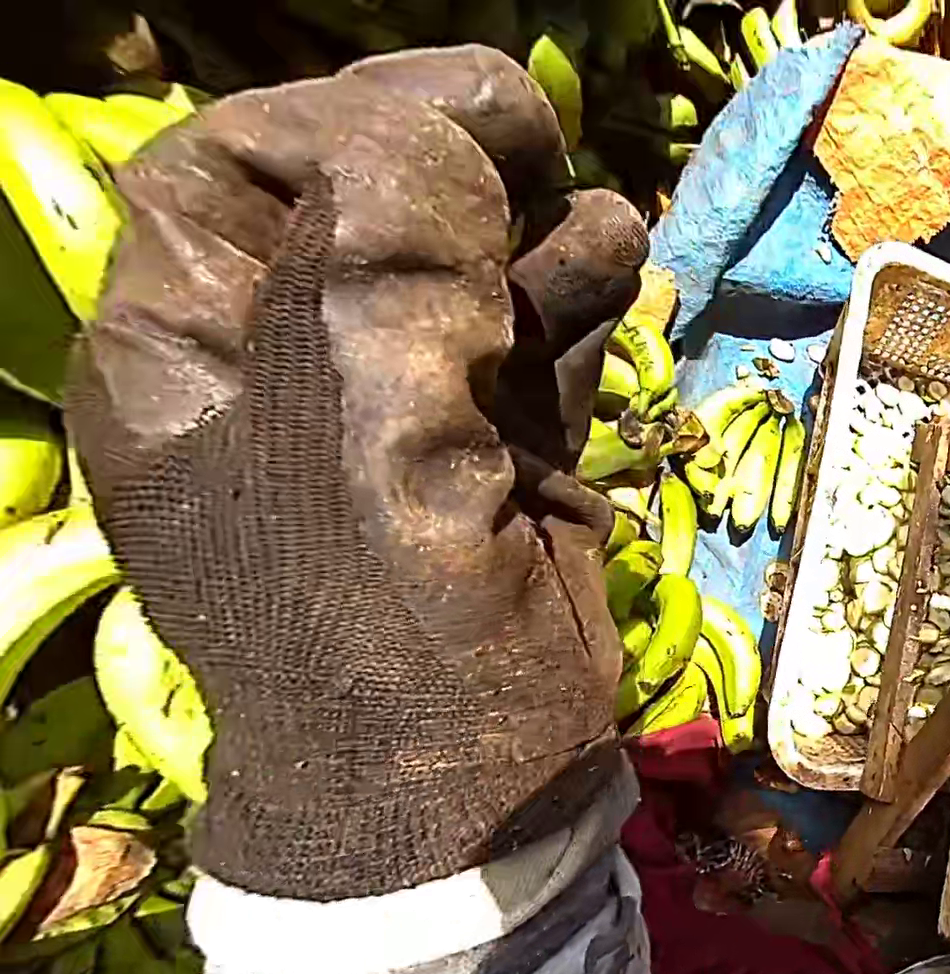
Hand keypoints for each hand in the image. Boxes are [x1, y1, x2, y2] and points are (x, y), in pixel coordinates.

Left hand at [67, 47, 648, 900]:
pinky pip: (545, 354)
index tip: (478, 116)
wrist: (475, 767)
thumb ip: (382, 299)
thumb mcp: (364, 468)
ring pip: (480, 289)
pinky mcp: (517, 456)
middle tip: (537, 120)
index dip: (362, 129)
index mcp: (210, 365)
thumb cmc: (394, 642)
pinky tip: (623, 271)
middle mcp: (316, 374)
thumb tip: (441, 148)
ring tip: (609, 216)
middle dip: (456, 161)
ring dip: (542, 239)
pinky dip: (582, 306)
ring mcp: (430, 416)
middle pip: (375, 222)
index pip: (253, 182)